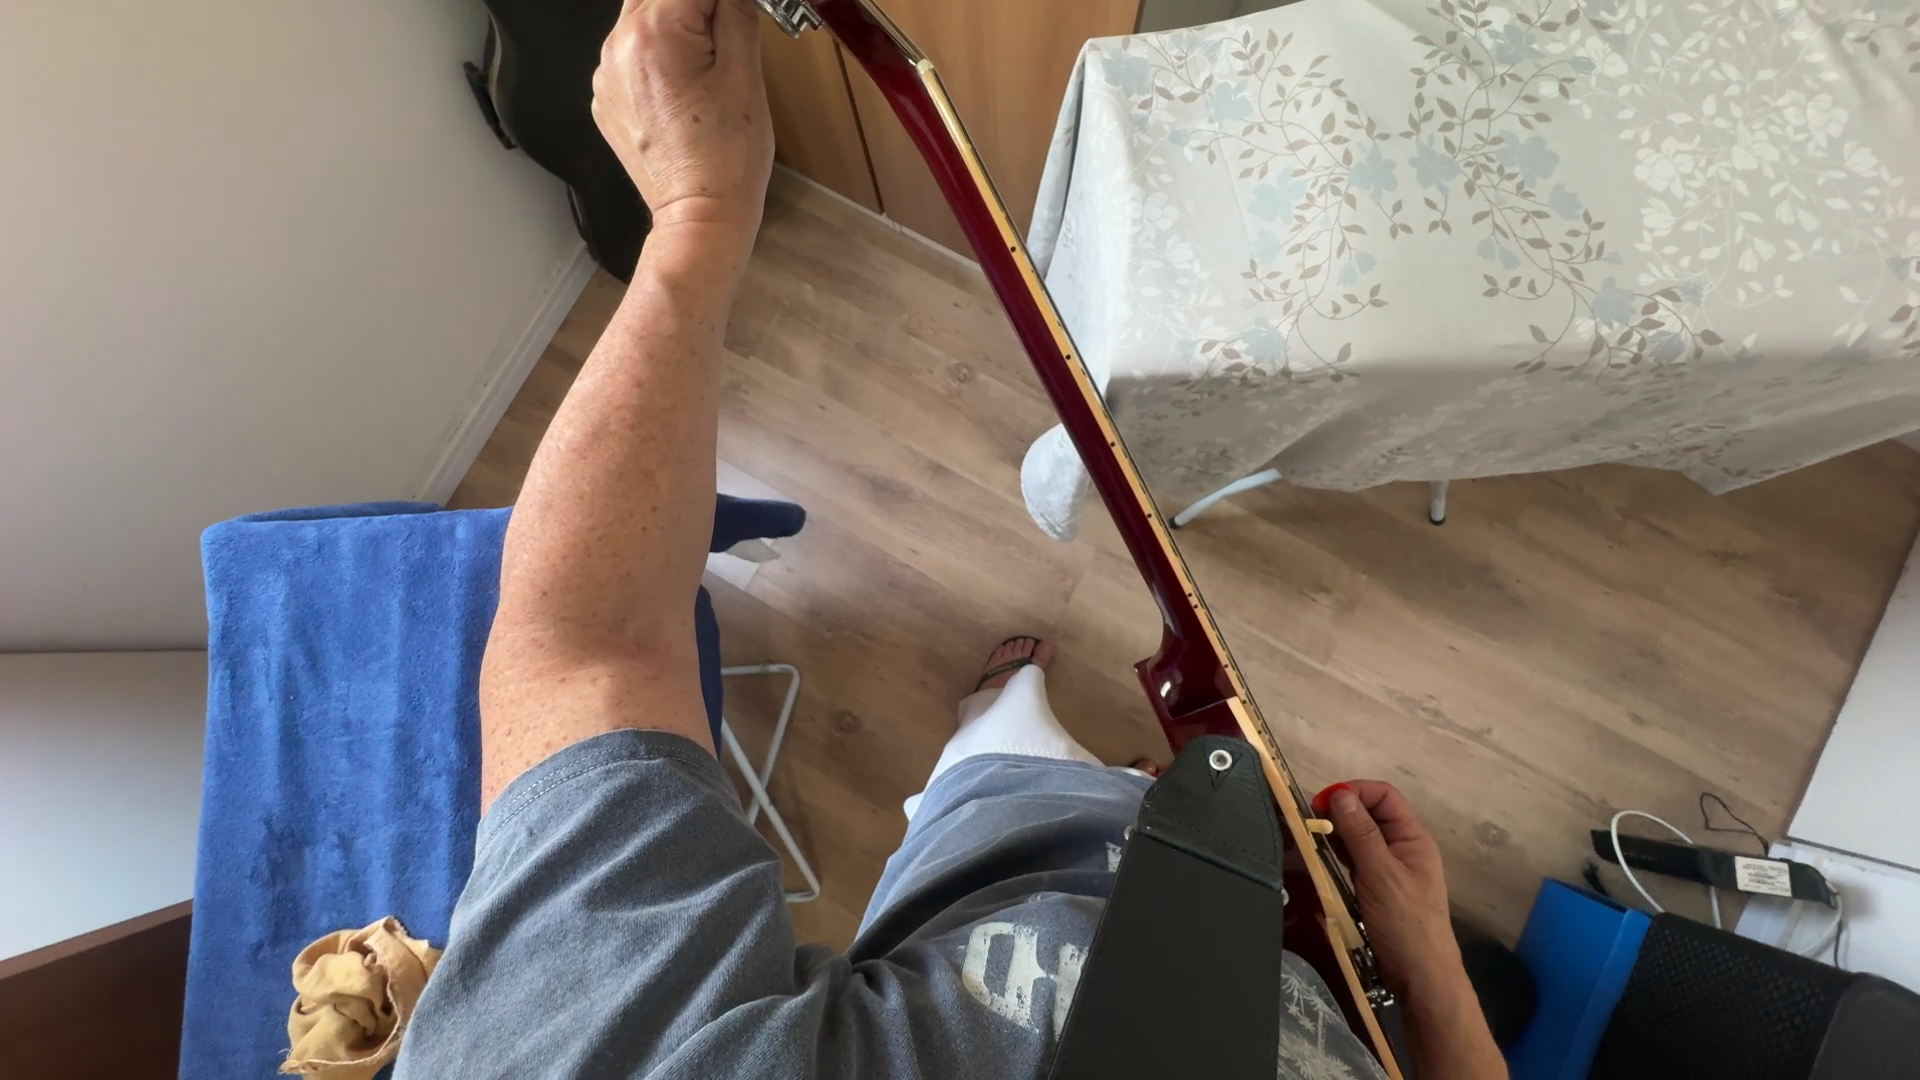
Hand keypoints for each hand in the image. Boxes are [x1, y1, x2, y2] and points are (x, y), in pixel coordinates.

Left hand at [592, 0, 774, 251]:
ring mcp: (607, 77)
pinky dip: (658, 66)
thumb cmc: (726, 163)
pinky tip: (685, 101)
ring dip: (675, 36)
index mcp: (653, 32)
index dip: (723, 4)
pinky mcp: (608, 103)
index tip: (738, 17)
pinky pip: (632, 63)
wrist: (702, 219)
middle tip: (726, 46)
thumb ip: (737, 16)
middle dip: (696, 13)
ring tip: (706, 81)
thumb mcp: (746, 79)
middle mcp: (618, 47)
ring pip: (642, 27)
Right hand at [1322, 780, 1460, 997]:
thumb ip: (1360, 833)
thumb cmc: (1405, 923)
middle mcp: (1401, 846)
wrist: (1420, 978)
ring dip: (1336, 832)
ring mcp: (1389, 866)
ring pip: (1358, 834)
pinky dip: (1337, 852)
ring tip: (1314, 839)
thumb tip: (1340, 794)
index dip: (1354, 791)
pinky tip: (1323, 858)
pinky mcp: (1375, 883)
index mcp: (1412, 839)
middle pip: (1369, 812)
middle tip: (1313, 822)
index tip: (1324, 803)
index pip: (1384, 796)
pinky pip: (1353, 856)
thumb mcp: (1381, 874)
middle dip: (1341, 811)